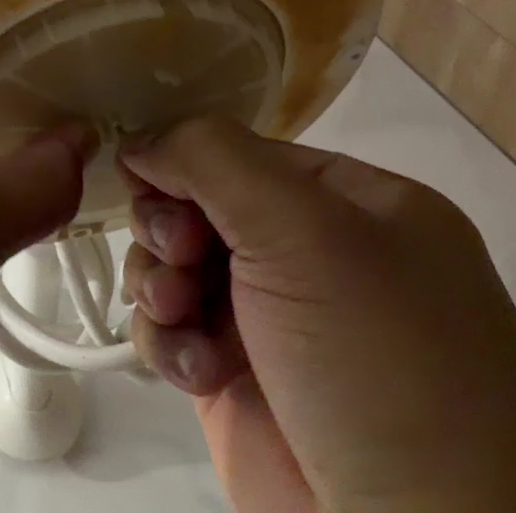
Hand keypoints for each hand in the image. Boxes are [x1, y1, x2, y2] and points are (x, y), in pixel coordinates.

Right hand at [120, 117, 515, 512]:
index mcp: (355, 206)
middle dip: (168, 228)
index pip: (240, 153)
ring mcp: (272, 319)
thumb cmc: (378, 362)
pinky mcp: (236, 377)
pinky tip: (194, 372)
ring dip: (159, 286)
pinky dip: (167, 343)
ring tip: (177, 319)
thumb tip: (138, 138)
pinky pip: (171, 330)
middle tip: (177, 258)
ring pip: (172, 266)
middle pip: (197, 206)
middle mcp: (313, 256)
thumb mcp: (306, 233)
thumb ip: (212, 159)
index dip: (184, 161)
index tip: (150, 186)